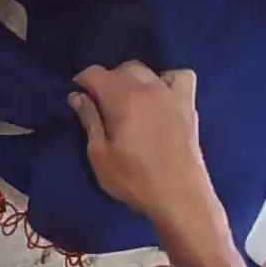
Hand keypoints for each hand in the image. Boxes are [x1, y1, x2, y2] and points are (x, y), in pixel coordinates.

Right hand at [69, 63, 229, 252]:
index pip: (96, 73)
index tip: (78, 95)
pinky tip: (160, 96)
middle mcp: (147, 88)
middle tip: (101, 104)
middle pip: (122, 68)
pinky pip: (180, 77)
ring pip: (147, 70)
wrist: (180, 197)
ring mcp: (171, 95)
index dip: (83, 80)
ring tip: (128, 100)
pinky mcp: (188, 105)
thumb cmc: (134, 180)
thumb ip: (88, 120)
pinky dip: (167, 80)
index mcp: (122, 99)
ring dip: (133, 78)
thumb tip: (77, 96)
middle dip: (107, 80)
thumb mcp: (100, 155)